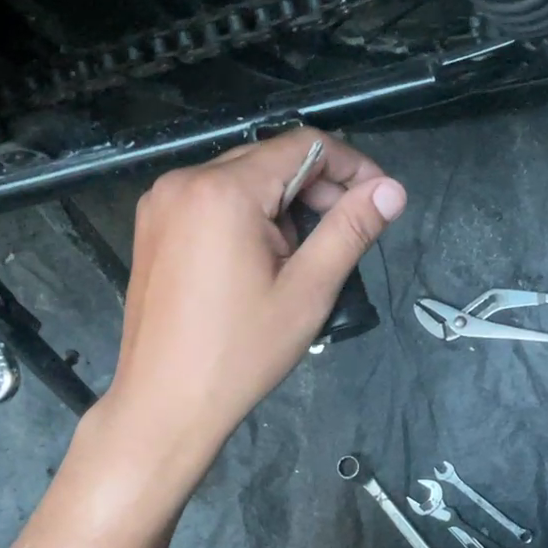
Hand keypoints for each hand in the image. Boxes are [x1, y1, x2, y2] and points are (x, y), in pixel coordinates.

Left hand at [96, 128, 404, 474]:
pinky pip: (214, 200)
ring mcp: (162, 203)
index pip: (303, 145)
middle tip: (349, 235)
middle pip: (271, 159)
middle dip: (319, 188)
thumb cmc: (242, 351)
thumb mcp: (309, 290)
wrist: (166, 402)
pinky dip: (250, 216)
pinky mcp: (154, 226)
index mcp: (224, 191)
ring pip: (243, 179)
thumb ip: (351, 230)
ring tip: (301, 260)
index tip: (380, 201)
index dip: (351, 166)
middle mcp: (185, 181)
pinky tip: (263, 262)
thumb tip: (393, 189)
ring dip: (285, 205)